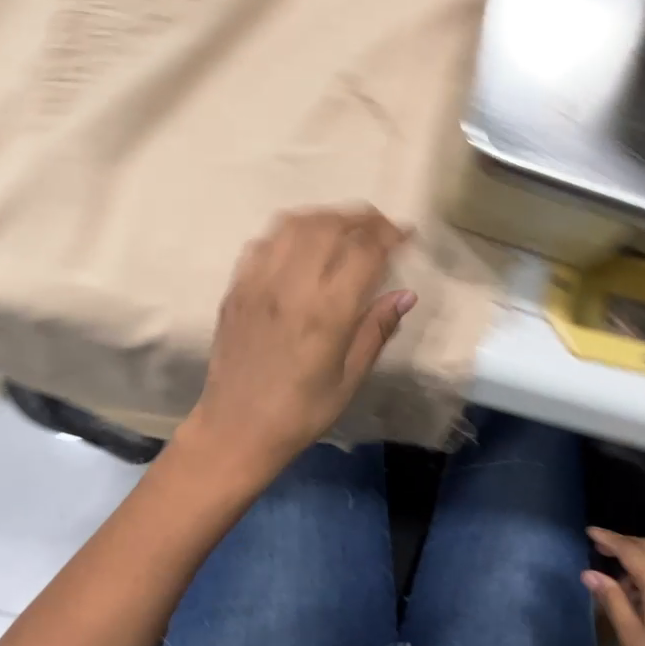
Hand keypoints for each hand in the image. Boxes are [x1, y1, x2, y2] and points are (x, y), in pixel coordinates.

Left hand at [190, 206, 416, 468]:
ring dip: (326, 217)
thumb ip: (377, 329)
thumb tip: (406, 295)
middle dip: (362, 218)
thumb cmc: (302, 412)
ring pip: (295, 225)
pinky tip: (303, 244)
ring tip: (346, 227)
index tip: (407, 235)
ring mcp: (258, 283)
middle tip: (382, 226)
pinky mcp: (237, 288)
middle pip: (330, 227)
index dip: (390, 236)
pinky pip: (264, 241)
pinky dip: (291, 232)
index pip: (364, 252)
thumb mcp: (350, 378)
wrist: (237, 428)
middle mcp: (291, 287)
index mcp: (327, 312)